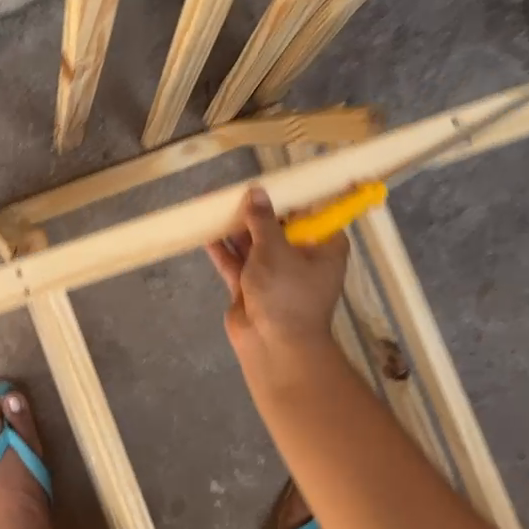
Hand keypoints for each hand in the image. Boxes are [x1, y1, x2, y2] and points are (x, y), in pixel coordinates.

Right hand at [206, 188, 348, 375]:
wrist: (272, 345)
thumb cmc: (286, 293)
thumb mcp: (274, 249)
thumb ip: (263, 219)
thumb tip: (257, 191)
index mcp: (322, 250)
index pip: (314, 216)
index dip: (295, 200)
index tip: (276, 183)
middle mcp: (301, 260)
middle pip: (278, 228)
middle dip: (257, 212)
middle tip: (236, 190)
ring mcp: (274, 275)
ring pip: (254, 244)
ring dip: (235, 228)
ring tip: (214, 204)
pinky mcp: (250, 287)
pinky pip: (236, 262)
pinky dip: (223, 249)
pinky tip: (206, 232)